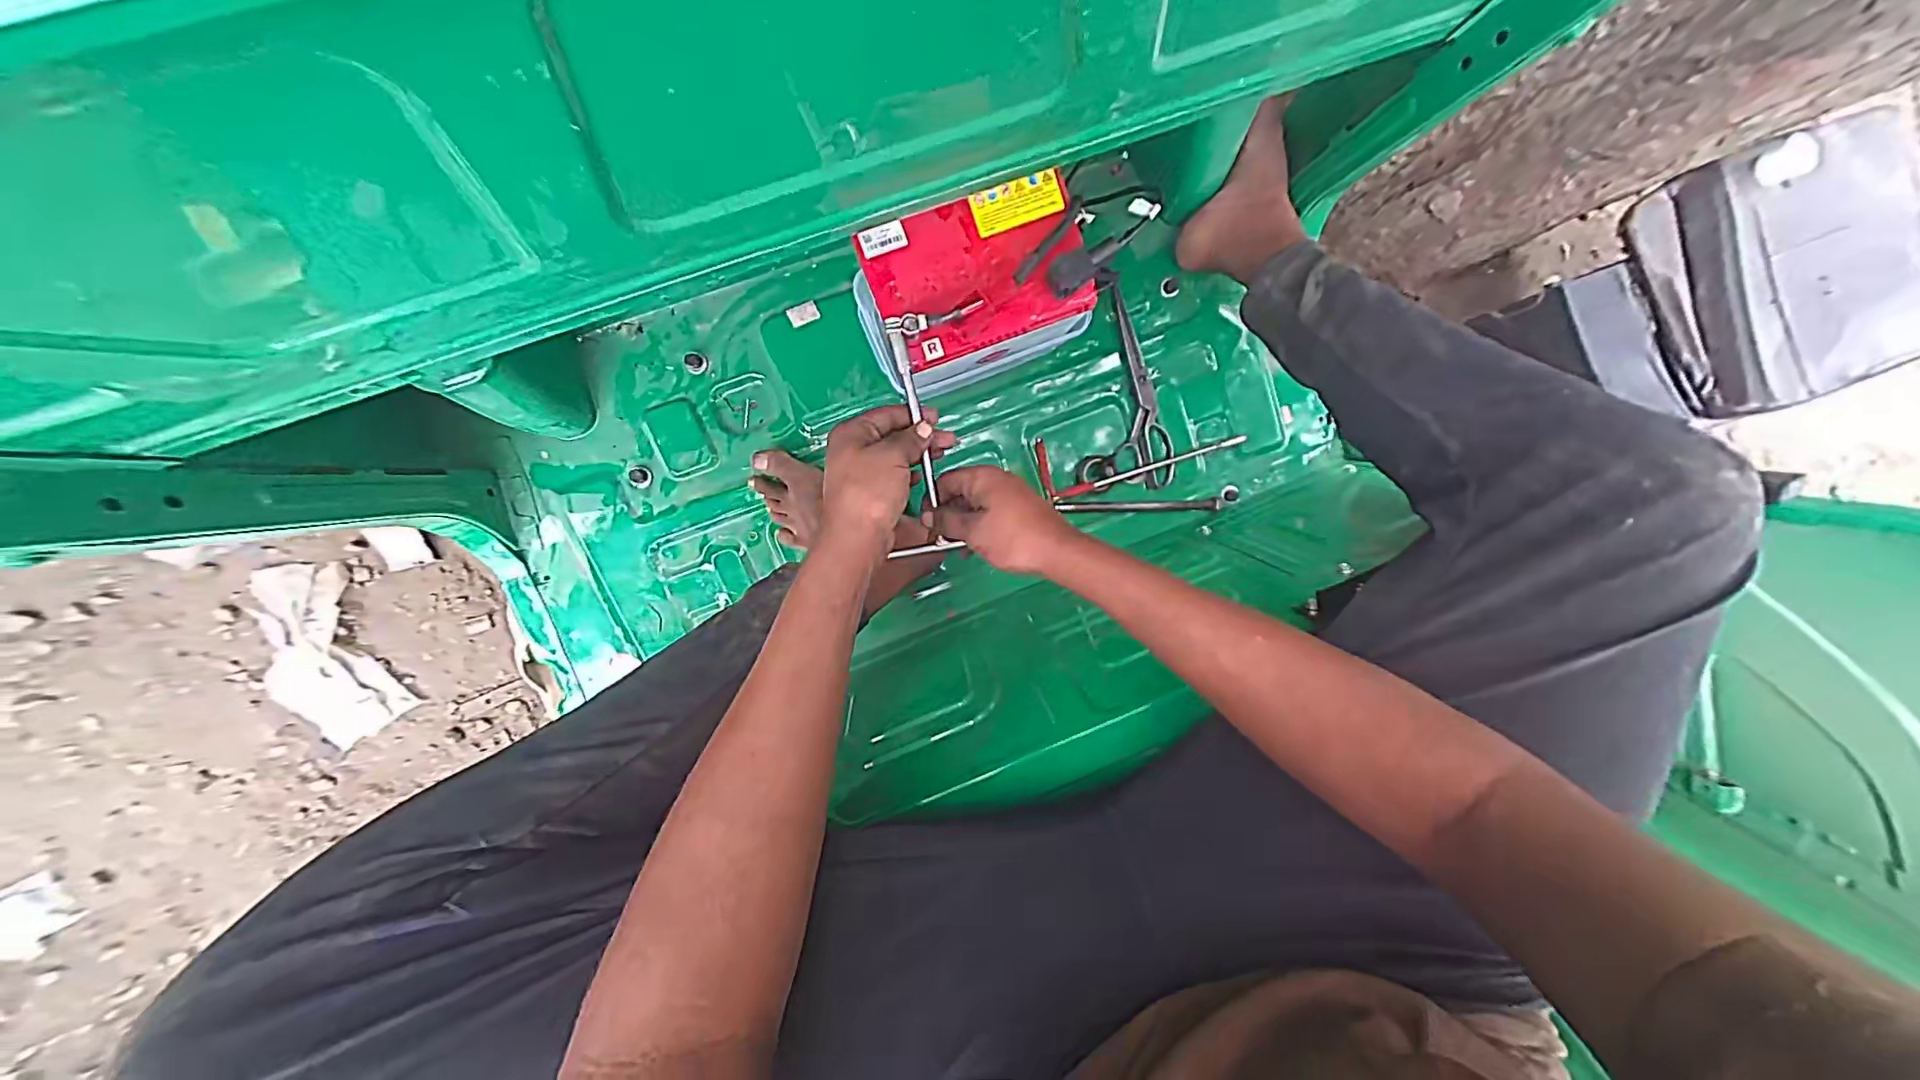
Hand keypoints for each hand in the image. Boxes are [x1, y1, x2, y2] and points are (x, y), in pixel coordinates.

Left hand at [820, 405, 955, 550]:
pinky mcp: (870, 493)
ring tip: (938, 455)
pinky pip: (893, 476)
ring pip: (894, 456)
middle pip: (891, 435)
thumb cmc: (867, 494)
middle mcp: (852, 451)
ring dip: (917, 454)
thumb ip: (910, 438)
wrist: (858, 537)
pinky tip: (921, 475)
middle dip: (920, 436)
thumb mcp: (893, 455)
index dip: (912, 415)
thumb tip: (922, 428)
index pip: (886, 414)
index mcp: (851, 433)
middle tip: (944, 439)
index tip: (934, 417)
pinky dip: (909, 473)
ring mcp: (860, 474)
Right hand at [930, 466, 1083, 575]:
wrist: (1056, 551)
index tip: (927, 522)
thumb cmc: (1013, 538)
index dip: (932, 500)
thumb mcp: (972, 531)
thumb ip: (946, 521)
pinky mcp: (1019, 507)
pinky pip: (991, 511)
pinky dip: (980, 525)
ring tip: (959, 546)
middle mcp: (996, 479)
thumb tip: (929, 516)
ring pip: (976, 503)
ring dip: (964, 523)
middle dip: (948, 513)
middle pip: (961, 491)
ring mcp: (1009, 492)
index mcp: (982, 477)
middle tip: (941, 537)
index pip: (945, 480)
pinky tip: (977, 545)